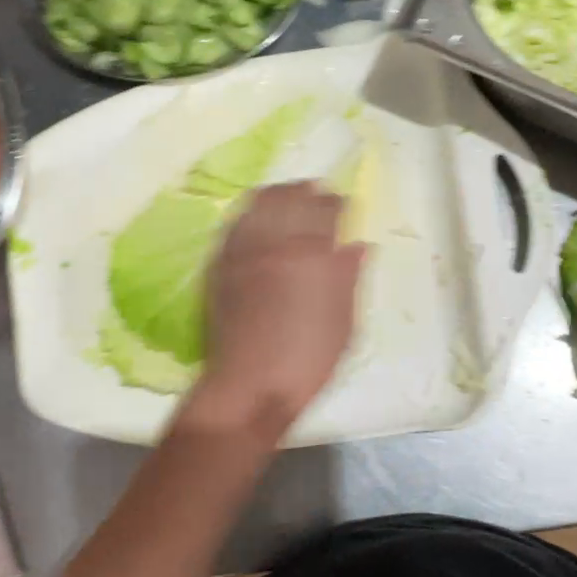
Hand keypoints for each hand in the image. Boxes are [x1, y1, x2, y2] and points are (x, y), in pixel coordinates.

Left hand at [188, 181, 365, 436]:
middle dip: (306, 191)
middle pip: (290, 199)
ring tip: (286, 196)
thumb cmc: (309, 360)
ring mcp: (242, 251)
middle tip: (316, 192)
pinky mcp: (219, 266)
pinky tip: (255, 219)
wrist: (251, 385)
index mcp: (312, 254)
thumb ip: (349, 277)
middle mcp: (275, 242)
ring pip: (258, 205)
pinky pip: (235, 224)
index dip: (337, 203)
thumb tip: (357, 246)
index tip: (344, 204)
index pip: (326, 210)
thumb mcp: (345, 323)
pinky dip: (250, 213)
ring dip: (275, 195)